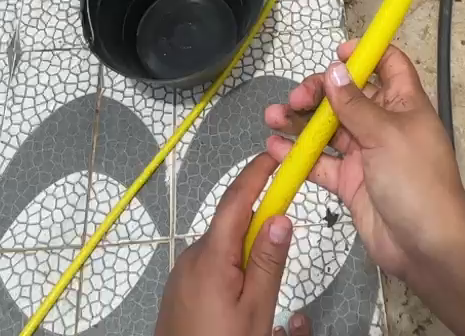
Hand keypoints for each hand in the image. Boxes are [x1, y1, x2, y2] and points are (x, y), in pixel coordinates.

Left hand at [157, 152, 312, 335]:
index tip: (276, 155)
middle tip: (286, 219)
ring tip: (265, 277)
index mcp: (211, 254)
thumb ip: (267, 260)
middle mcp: (192, 254)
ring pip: (221, 245)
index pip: (236, 199)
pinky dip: (230, 263)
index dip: (256, 172)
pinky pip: (209, 263)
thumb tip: (281, 215)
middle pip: (230, 222)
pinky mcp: (178, 289)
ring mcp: (182, 272)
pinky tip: (241, 291)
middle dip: (258, 216)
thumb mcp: (256, 309)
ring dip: (244, 245)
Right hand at [263, 42, 464, 279]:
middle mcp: (382, 123)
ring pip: (328, 127)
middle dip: (319, 92)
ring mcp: (365, 153)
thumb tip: (334, 70)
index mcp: (402, 103)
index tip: (337, 54)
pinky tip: (275, 149)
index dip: (365, 54)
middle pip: (347, 95)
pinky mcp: (350, 181)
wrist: (427, 248)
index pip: (388, 65)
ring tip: (272, 118)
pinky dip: (299, 154)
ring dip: (301, 120)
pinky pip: (321, 162)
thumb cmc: (416, 180)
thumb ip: (354, 103)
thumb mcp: (385, 134)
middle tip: (294, 99)